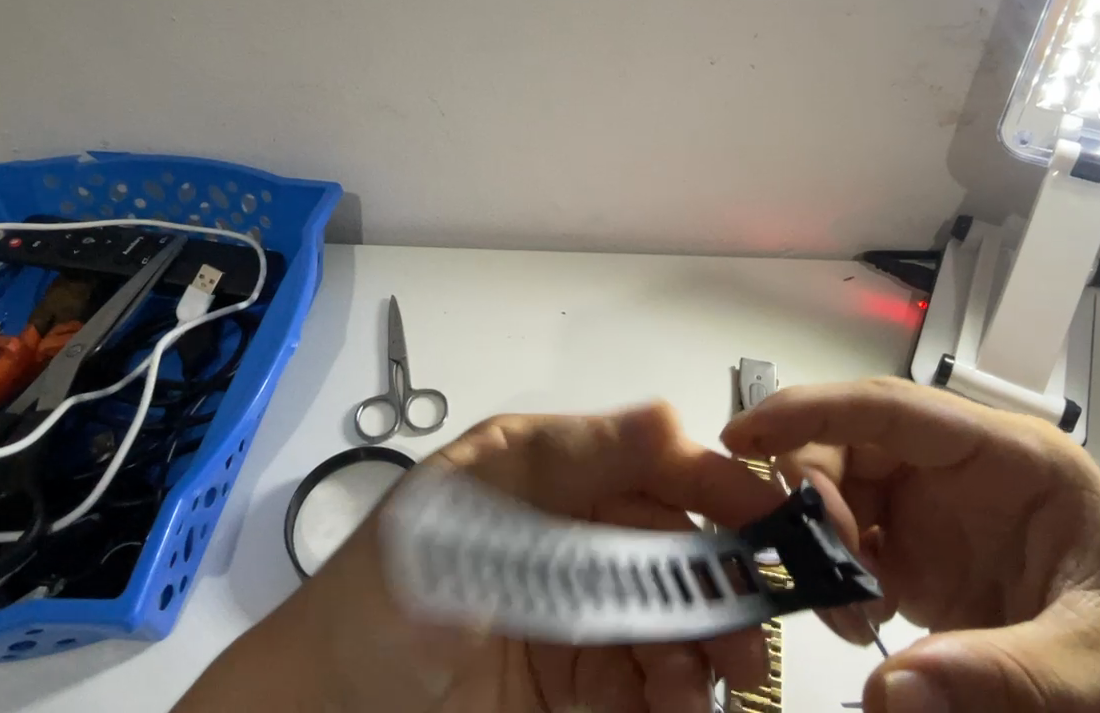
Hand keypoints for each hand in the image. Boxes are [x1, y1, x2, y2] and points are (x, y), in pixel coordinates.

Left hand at [178, 403, 782, 712]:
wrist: (327, 703)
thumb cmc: (389, 584)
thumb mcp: (470, 504)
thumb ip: (566, 461)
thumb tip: (669, 416)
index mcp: (549, 469)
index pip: (651, 461)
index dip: (715, 484)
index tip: (772, 521)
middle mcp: (573, 529)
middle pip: (674, 543)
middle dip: (723, 580)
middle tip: (752, 630)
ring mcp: (578, 604)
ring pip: (672, 615)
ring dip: (706, 644)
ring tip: (720, 680)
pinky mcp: (577, 677)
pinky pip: (647, 679)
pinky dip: (675, 692)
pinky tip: (678, 705)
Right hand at [722, 379, 1099, 712]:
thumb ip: (999, 678)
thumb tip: (886, 689)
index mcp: (1009, 458)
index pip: (888, 408)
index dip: (808, 411)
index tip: (742, 434)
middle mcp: (962, 470)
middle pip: (850, 445)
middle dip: (813, 494)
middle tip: (813, 565)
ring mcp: (940, 512)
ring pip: (842, 491)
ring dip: (821, 540)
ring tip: (845, 611)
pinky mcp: (926, 556)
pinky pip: (853, 544)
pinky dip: (835, 576)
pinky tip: (857, 620)